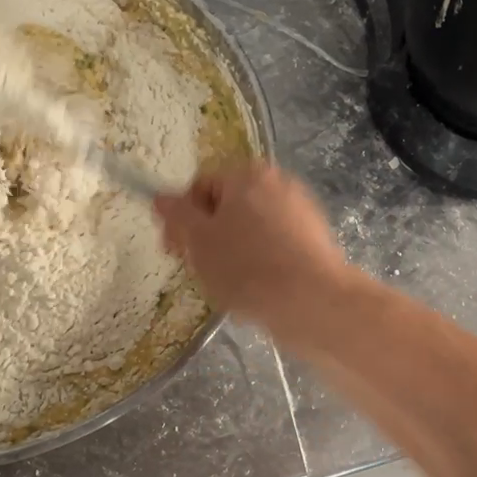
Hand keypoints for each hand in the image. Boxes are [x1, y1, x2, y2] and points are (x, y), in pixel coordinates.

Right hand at [153, 163, 351, 334]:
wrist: (312, 301)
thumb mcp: (199, 241)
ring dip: (232, 252)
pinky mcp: (315, 241)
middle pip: (228, 206)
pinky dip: (259, 263)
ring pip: (251, 229)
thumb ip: (177, 215)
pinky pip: (274, 246)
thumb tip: (162, 197)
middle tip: (196, 269)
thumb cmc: (247, 267)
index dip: (181, 217)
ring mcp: (301, 212)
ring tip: (227, 285)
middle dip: (207, 236)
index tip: (174, 250)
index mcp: (248, 174)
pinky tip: (256, 290)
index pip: (201, 186)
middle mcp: (279, 183)